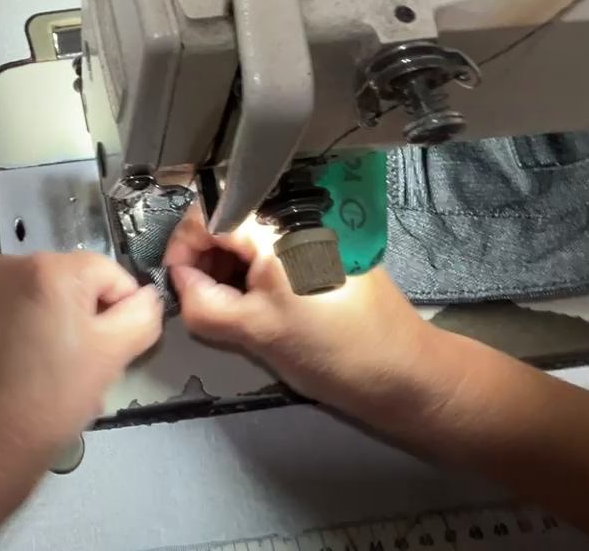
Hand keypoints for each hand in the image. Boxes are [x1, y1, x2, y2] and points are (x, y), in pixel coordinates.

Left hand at [0, 252, 161, 474]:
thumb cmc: (43, 404)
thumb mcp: (112, 357)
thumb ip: (143, 316)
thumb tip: (149, 298)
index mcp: (51, 269)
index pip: (112, 273)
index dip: (123, 312)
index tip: (115, 346)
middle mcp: (16, 265)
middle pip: (80, 282)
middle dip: (92, 320)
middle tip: (89, 364)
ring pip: (52, 296)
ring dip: (66, 326)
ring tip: (62, 372)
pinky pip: (24, 306)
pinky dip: (37, 328)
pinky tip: (38, 367)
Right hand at [164, 205, 448, 423]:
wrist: (410, 376)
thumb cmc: (335, 352)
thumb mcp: (255, 333)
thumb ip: (203, 304)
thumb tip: (179, 281)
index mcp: (277, 225)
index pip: (207, 214)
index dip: (183, 247)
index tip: (178, 280)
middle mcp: (296, 212)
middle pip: (228, 217)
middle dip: (206, 256)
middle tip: (202, 296)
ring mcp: (315, 224)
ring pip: (250, 231)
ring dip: (230, 263)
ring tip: (232, 304)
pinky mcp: (327, 241)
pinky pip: (275, 242)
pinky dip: (257, 266)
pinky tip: (260, 300)